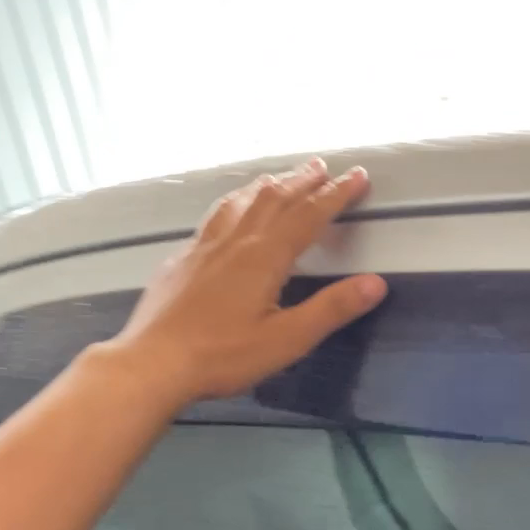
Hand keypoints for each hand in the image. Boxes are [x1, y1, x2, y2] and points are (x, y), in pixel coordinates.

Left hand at [105, 160, 386, 402]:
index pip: (308, 215)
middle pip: (274, 199)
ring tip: (281, 176)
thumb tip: (375, 283)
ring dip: (267, 185)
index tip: (357, 176)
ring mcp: (203, 247)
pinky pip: (215, 216)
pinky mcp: (181, 259)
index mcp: (264, 257)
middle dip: (302, 180)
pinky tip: (228, 211)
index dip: (335, 194)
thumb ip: (331, 309)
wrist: (153, 363)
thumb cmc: (224, 356)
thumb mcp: (287, 339)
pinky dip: (234, 201)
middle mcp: (234, 241)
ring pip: (240, 201)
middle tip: (323, 166)